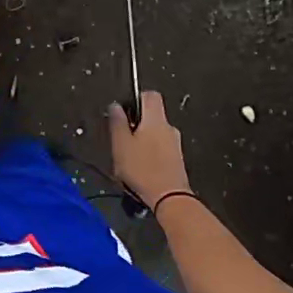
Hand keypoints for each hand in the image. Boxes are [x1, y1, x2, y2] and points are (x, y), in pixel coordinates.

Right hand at [109, 90, 190, 208]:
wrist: (169, 197)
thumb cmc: (141, 168)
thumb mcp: (120, 144)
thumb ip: (117, 122)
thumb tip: (116, 105)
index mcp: (156, 119)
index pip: (150, 95)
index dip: (136, 98)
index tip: (124, 111)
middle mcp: (169, 128)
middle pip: (152, 115)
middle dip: (136, 123)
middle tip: (120, 138)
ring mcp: (175, 144)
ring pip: (155, 133)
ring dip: (141, 139)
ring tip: (127, 156)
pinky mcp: (176, 159)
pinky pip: (160, 147)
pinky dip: (149, 151)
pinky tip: (139, 166)